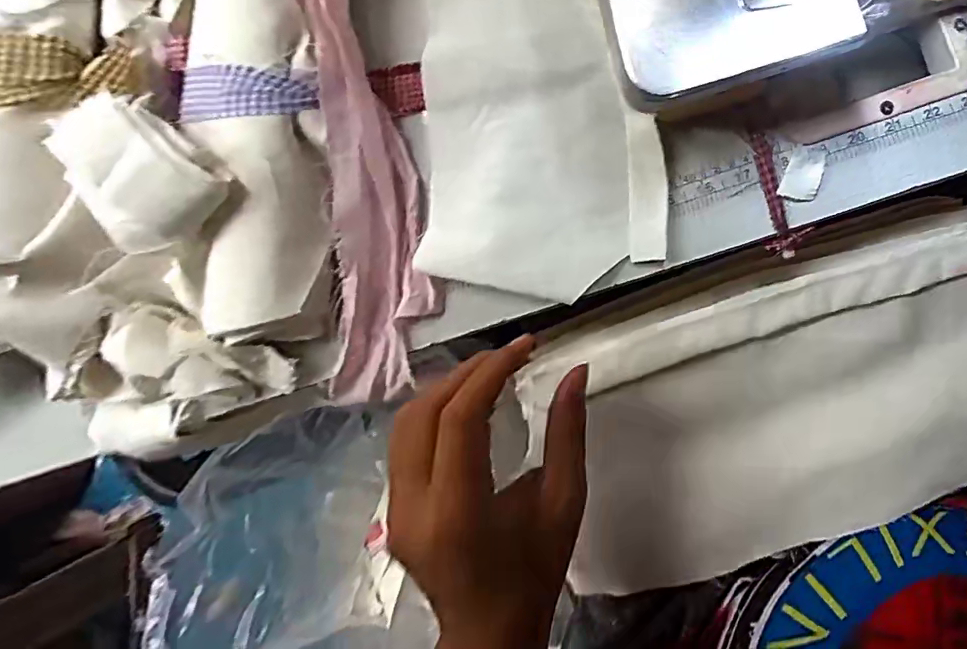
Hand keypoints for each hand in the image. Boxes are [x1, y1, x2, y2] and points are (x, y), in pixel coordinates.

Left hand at [387, 336, 588, 648]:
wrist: (490, 630)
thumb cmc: (535, 568)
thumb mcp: (565, 498)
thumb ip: (568, 431)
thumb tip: (575, 372)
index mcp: (457, 511)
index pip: (459, 419)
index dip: (492, 371)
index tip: (526, 346)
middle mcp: (412, 509)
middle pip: (422, 413)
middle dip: (467, 371)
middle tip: (511, 354)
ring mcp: (394, 511)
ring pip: (405, 424)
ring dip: (448, 386)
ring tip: (492, 369)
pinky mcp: (392, 510)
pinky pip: (405, 441)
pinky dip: (437, 408)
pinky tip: (469, 400)